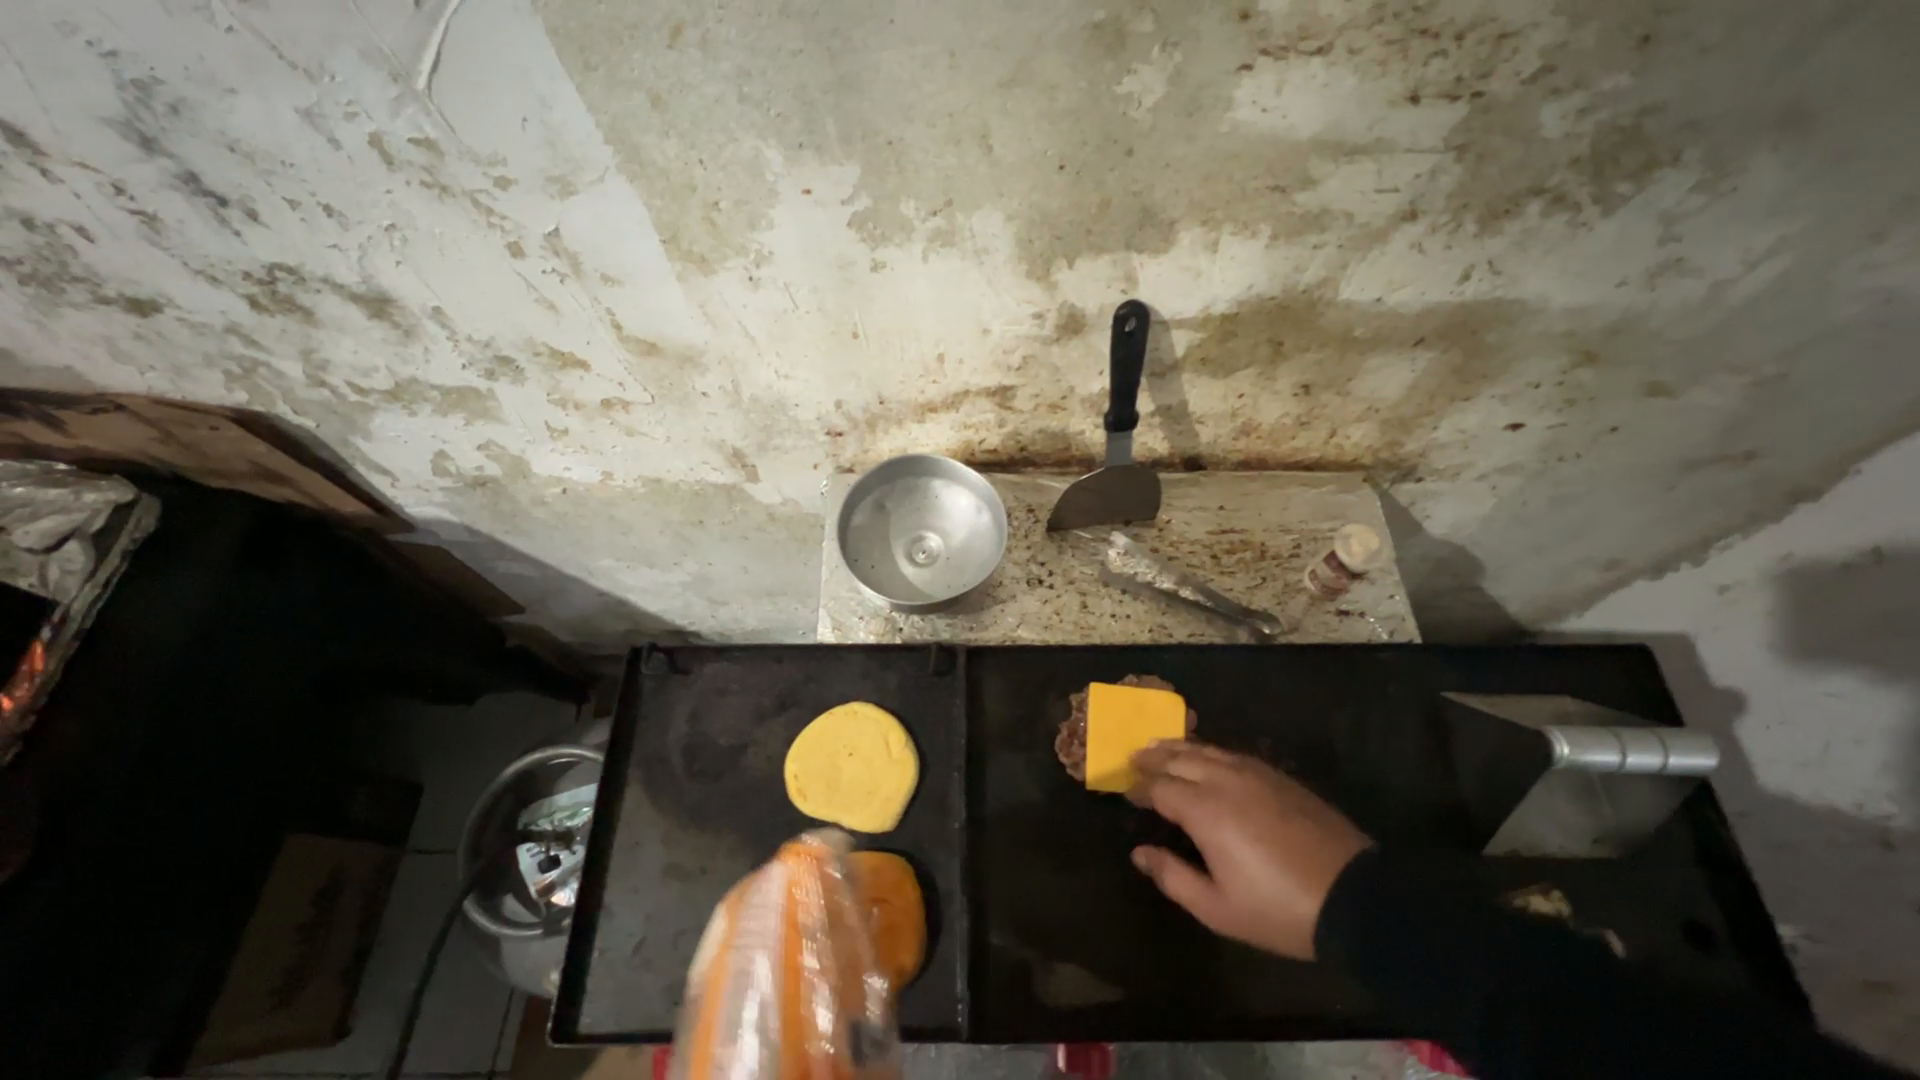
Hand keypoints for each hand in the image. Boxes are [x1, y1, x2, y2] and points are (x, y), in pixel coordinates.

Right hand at [1127, 741, 1371, 959]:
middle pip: (1180, 758)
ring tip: (1161, 747)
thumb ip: (1172, 876)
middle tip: (1133, 756)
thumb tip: (1139, 852)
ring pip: (1208, 750)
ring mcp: (1256, 774)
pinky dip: (1210, 752)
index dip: (1138, 788)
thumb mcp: (1217, 908)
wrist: (1354, 898)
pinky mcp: (1281, 778)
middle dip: (1153, 757)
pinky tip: (1208, 758)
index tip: (1124, 791)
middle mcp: (1225, 781)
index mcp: (1204, 810)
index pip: (1159, 787)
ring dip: (1180, 747)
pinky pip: (1234, 754)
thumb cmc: (1279, 909)